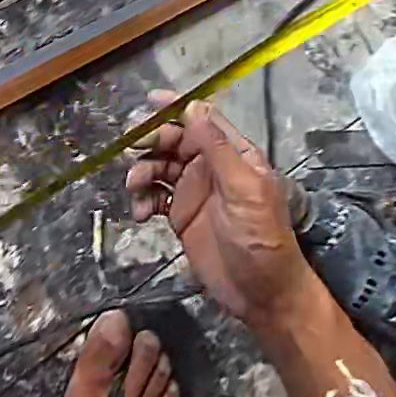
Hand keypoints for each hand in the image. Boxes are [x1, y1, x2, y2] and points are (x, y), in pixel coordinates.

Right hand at [124, 92, 318, 328]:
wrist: (263, 295)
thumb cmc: (261, 238)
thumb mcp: (244, 189)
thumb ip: (217, 148)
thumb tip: (193, 107)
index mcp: (232, 153)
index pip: (201, 119)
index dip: (175, 106)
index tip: (149, 101)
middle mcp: (210, 165)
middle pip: (174, 140)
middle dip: (152, 139)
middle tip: (133, 146)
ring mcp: (194, 189)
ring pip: (160, 166)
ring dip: (143, 170)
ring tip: (134, 186)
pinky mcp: (181, 214)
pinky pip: (155, 195)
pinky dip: (144, 199)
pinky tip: (141, 214)